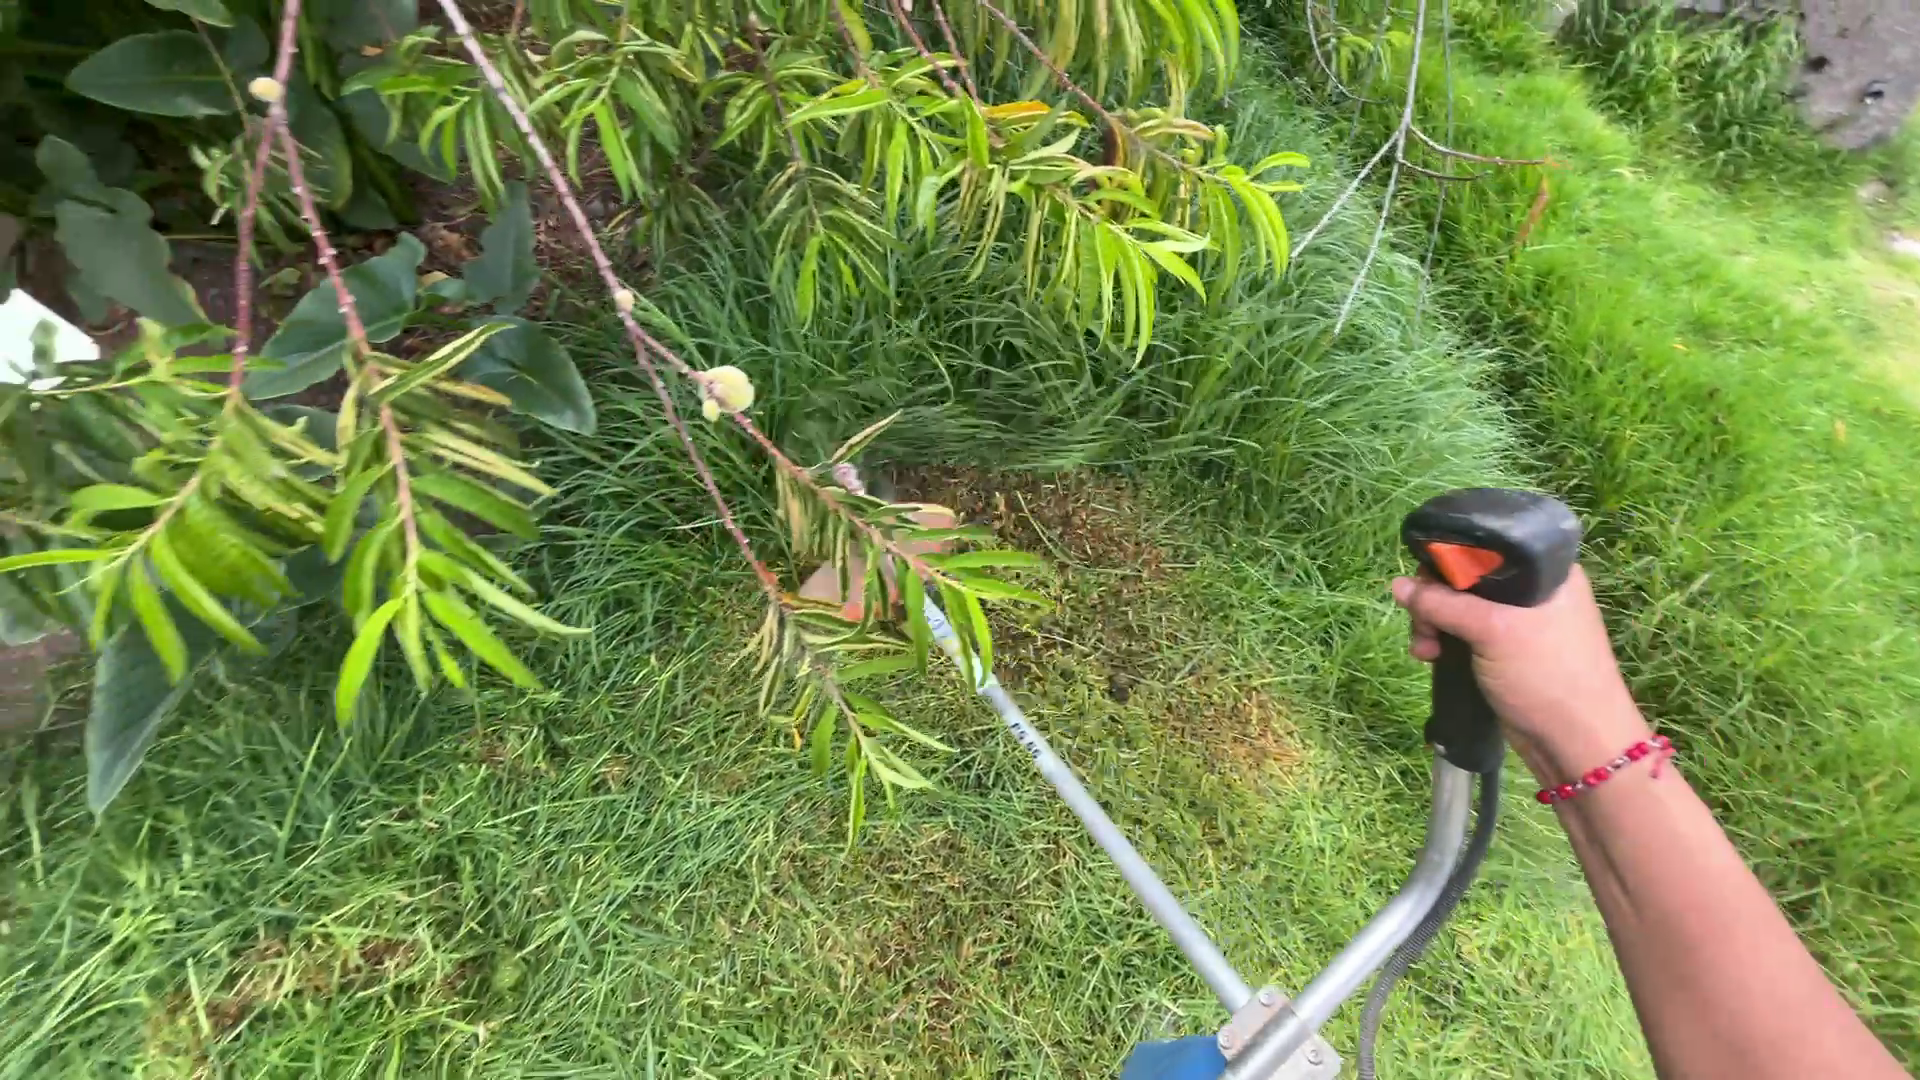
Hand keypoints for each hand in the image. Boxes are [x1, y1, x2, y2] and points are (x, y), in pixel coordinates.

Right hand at [1391, 565, 1648, 775]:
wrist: (1576, 743)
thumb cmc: (1546, 675)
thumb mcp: (1490, 630)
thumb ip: (1441, 604)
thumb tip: (1397, 585)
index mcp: (1546, 573)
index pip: (1482, 550)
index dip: (1447, 564)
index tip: (1427, 589)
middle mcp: (1532, 592)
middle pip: (1462, 580)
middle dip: (1433, 602)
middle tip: (1424, 628)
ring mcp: (1517, 622)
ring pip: (1455, 608)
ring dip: (1431, 625)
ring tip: (1425, 650)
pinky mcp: (1502, 649)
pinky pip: (1460, 632)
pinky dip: (1441, 641)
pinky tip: (1429, 656)